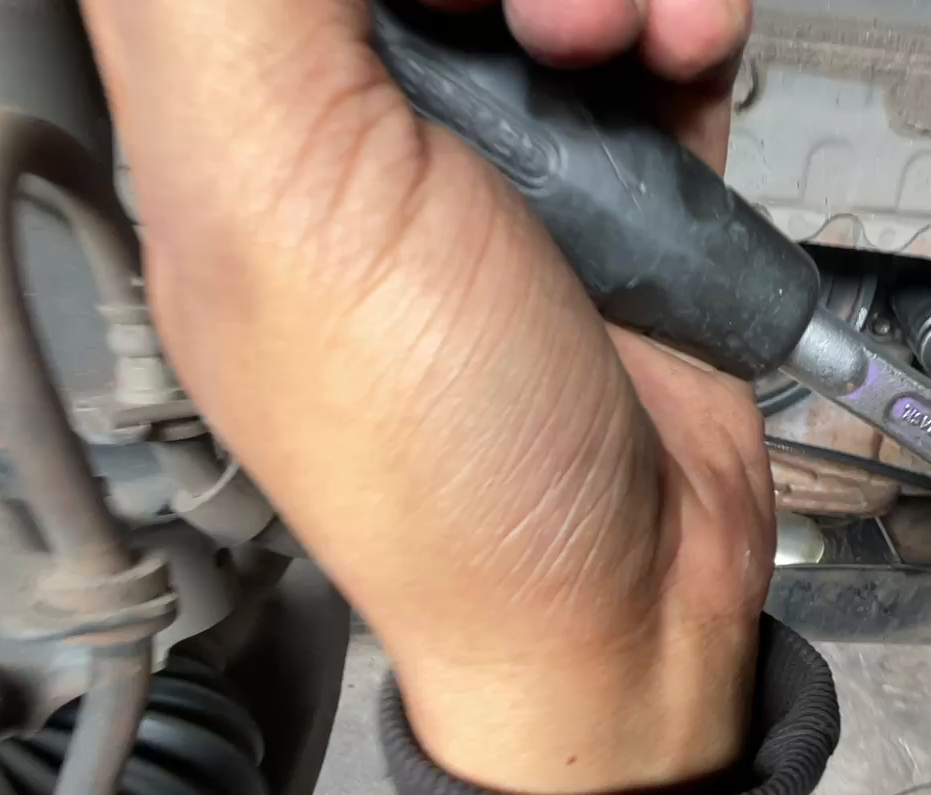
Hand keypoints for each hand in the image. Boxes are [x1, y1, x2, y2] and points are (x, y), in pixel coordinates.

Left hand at [81, 0, 769, 794]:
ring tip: (640, 45)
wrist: (619, 599)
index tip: (434, 5)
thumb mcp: (286, 215)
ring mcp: (517, 170)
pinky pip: (657, 51)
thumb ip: (232, 11)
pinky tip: (698, 50)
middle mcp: (373, 139)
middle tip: (547, 27)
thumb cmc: (447, 454)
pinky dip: (688, 19)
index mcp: (242, 133)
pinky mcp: (632, 205)